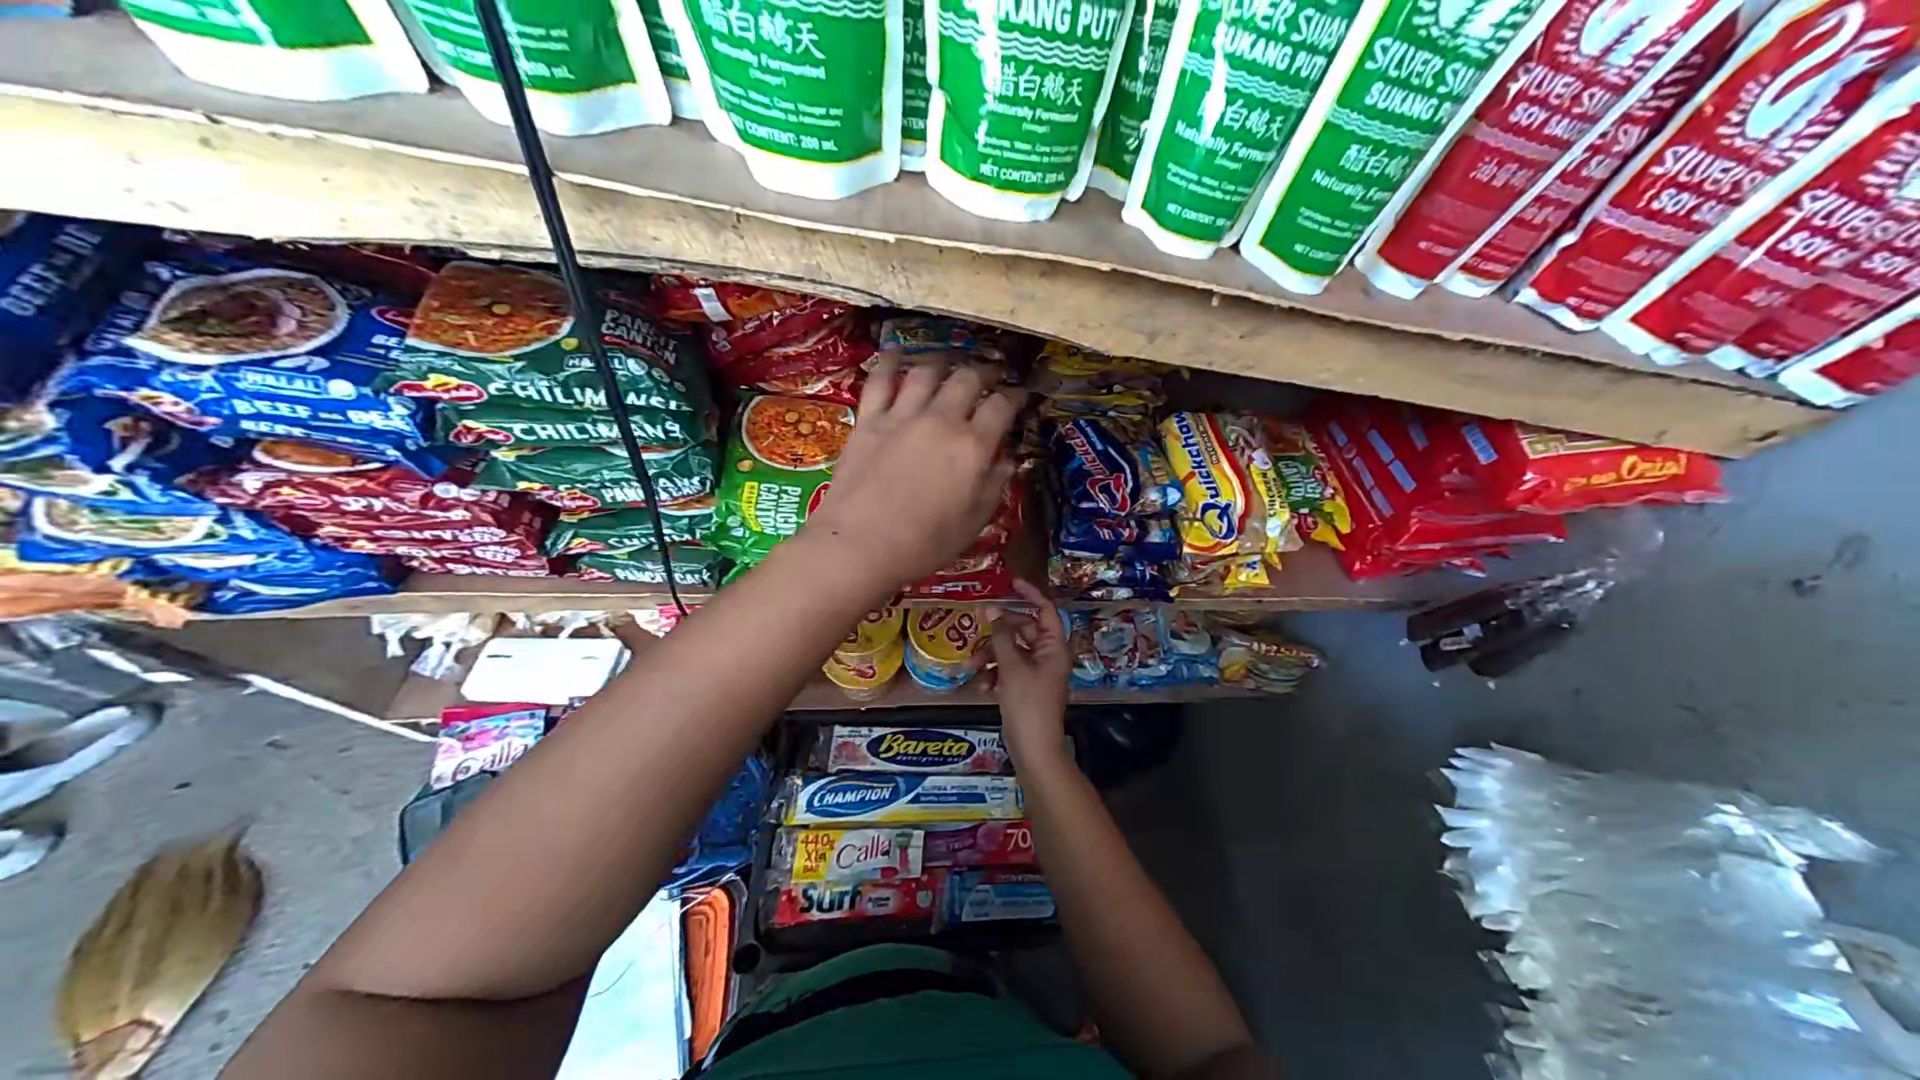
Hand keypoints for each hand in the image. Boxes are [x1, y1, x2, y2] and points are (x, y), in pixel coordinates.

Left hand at [803, 355, 1024, 591]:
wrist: (859, 545)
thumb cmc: (923, 544)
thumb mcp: (973, 523)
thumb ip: (994, 486)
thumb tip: (1007, 461)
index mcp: (973, 447)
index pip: (1002, 407)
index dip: (1016, 397)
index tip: (1020, 396)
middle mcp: (941, 420)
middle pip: (968, 379)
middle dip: (986, 371)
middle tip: (991, 373)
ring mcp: (901, 416)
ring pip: (928, 372)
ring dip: (944, 362)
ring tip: (951, 362)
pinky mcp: (868, 420)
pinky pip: (881, 381)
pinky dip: (890, 363)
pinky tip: (897, 355)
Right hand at [988, 578, 1071, 768]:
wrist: (1034, 748)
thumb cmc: (1028, 704)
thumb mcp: (1012, 667)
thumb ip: (1002, 637)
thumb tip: (992, 610)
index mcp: (1054, 647)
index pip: (1045, 610)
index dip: (1030, 595)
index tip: (1011, 583)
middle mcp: (1048, 656)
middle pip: (1023, 630)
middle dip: (999, 631)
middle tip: (979, 624)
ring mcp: (1036, 673)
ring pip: (1011, 651)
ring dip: (991, 656)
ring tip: (972, 665)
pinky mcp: (1024, 689)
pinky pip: (1008, 672)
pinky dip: (994, 675)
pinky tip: (982, 687)